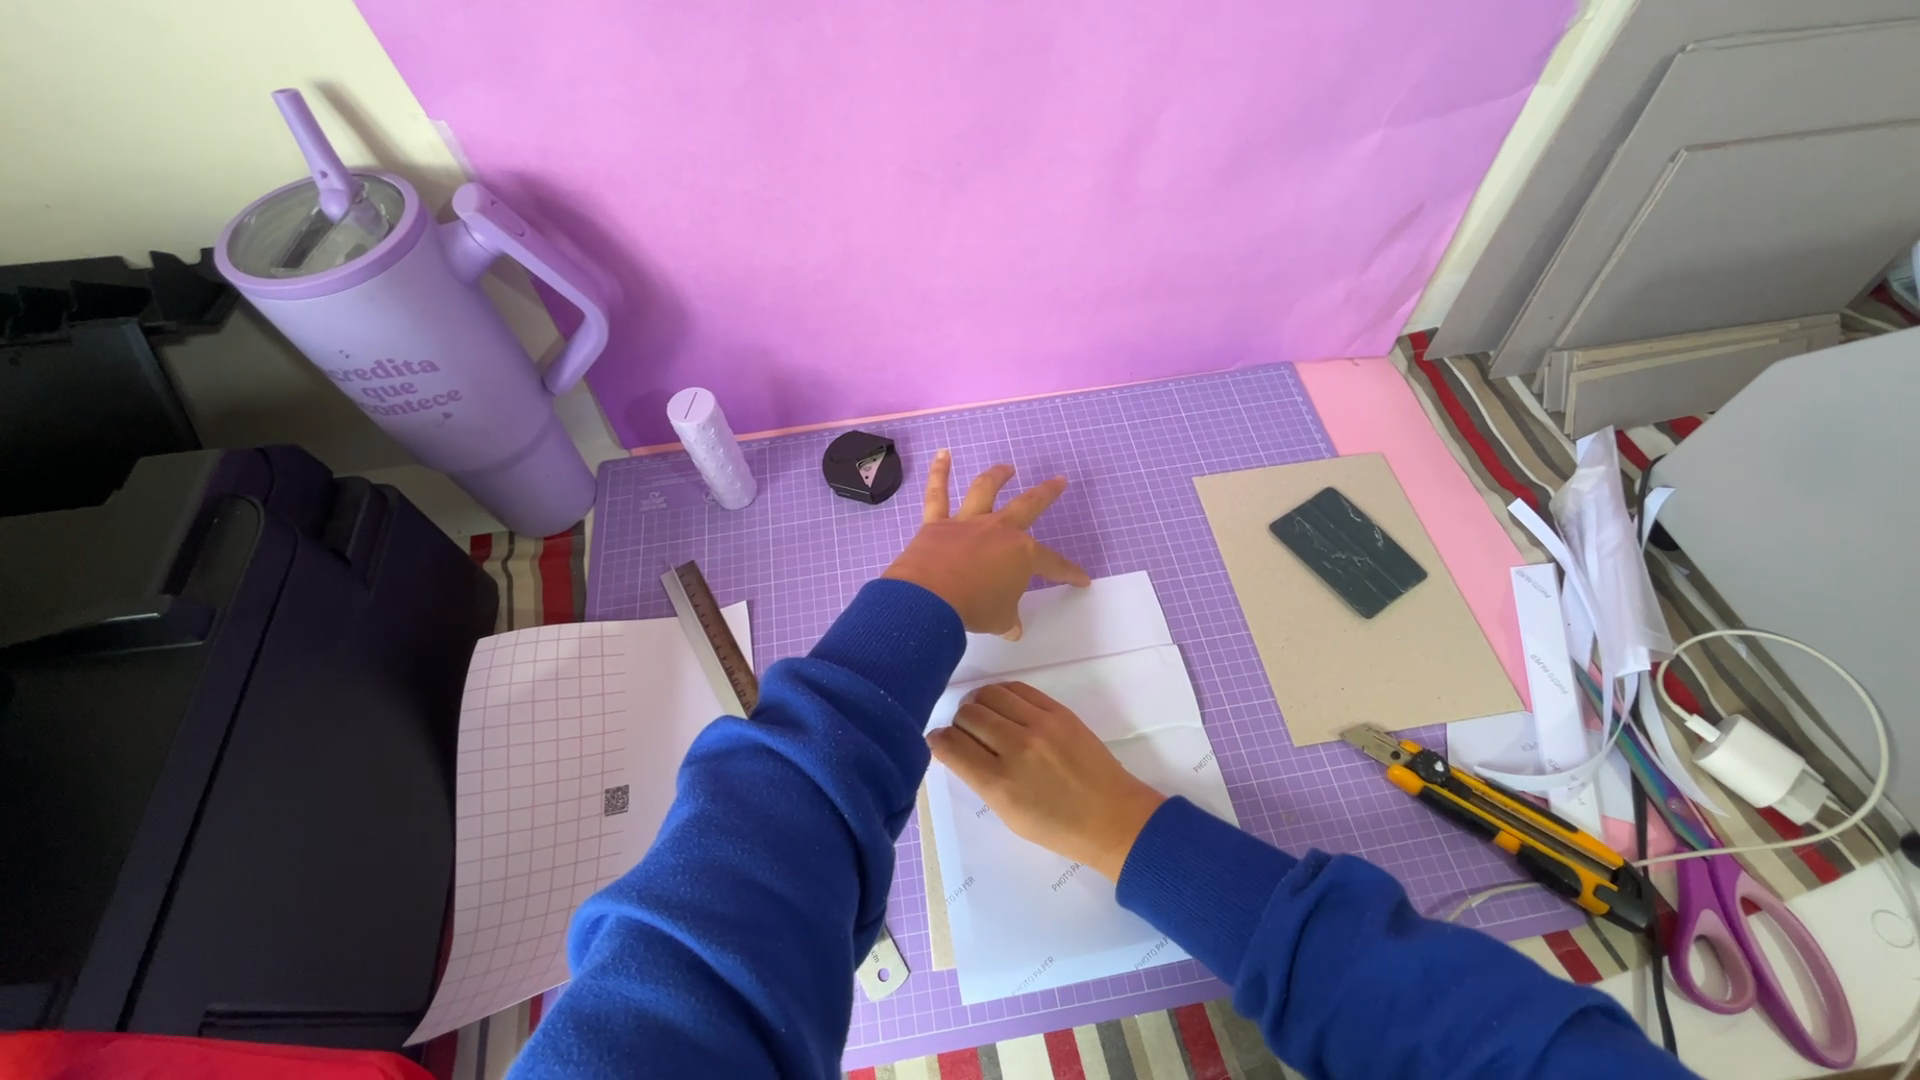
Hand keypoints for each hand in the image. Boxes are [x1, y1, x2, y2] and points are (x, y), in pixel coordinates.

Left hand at [881, 451, 1089, 638]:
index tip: (1082, 579)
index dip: (1069, 572)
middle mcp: (998, 530)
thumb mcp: (1000, 620)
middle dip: (1047, 494)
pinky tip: (943, 454)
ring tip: (1006, 468)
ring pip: (985, 491)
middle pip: (1028, 506)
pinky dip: (939, 472)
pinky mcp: (937, 523)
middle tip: (1059, 481)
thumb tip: (1012, 629)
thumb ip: (1008, 619)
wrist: (931, 599)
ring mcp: (967, 523)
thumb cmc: (974, 608)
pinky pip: (937, 494)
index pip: (1053, 563)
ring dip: (997, 476)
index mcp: (1021, 554)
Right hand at [929, 682, 1165, 880]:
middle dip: (958, 723)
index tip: (939, 742)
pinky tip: (1004, 707)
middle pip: (967, 714)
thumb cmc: (1057, 827)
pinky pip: (1017, 688)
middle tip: (966, 733)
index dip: (937, 740)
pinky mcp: (1058, 711)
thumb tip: (954, 747)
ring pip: (988, 694)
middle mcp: (1016, 747)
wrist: (1112, 817)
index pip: (950, 744)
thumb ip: (978, 778)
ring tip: (984, 717)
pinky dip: (1002, 695)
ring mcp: (1040, 724)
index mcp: (999, 783)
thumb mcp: (1007, 814)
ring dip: (977, 704)